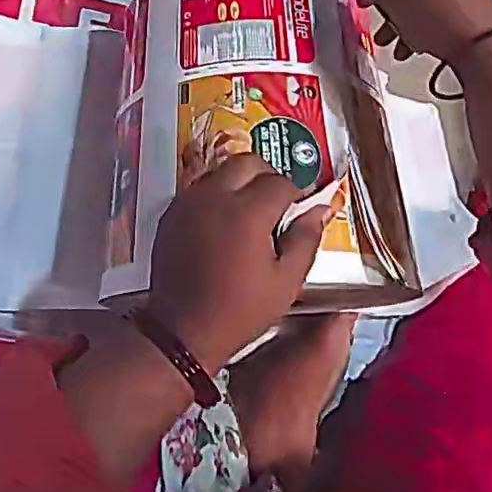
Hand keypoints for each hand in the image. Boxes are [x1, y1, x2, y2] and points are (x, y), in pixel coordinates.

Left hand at [146, 153, 327, 370]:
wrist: (183, 330)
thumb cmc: (239, 311)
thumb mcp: (286, 282)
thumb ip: (306, 239)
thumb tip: (319, 210)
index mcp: (247, 213)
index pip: (280, 182)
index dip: (297, 192)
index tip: (301, 205)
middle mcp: (215, 197)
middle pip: (248, 161)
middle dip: (268, 174)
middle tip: (278, 198)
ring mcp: (189, 202)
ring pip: (221, 169)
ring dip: (241, 179)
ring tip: (252, 207)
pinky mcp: (172, 212)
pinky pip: (200, 186)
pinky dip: (216, 192)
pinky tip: (225, 218)